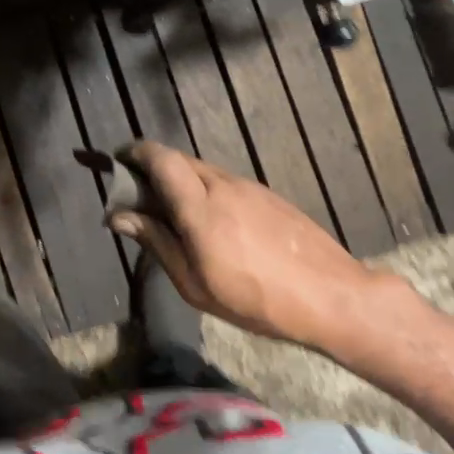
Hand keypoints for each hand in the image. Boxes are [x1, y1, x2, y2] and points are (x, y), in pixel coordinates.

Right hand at [108, 141, 404, 350]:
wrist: (336, 299)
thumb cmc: (257, 299)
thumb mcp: (194, 283)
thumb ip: (155, 242)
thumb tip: (119, 216)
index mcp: (199, 206)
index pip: (158, 157)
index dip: (134, 153)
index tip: (117, 163)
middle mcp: (222, 185)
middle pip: (177, 160)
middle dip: (152, 170)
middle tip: (141, 198)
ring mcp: (250, 188)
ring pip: (202, 171)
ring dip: (181, 182)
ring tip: (178, 217)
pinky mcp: (269, 197)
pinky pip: (226, 184)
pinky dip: (207, 192)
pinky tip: (216, 226)